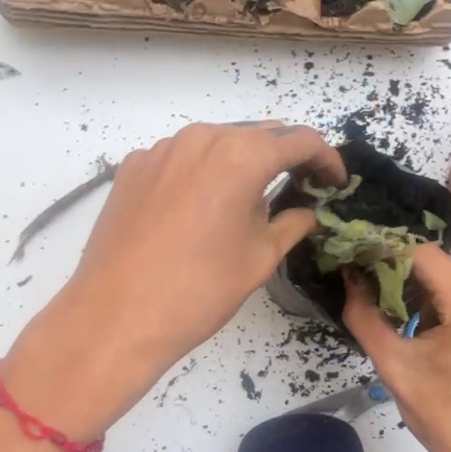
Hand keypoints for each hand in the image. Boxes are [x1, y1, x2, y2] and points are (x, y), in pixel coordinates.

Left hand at [5, 122, 344, 438]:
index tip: (335, 181)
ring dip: (243, 162)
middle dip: (285, 157)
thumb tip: (308, 212)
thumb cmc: (199, 291)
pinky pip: (182, 157)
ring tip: (251, 198)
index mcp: (241, 156)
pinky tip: (203, 207)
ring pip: (217, 142)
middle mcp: (201, 139)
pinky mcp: (133, 167)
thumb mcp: (260, 258)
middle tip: (301, 188)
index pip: (300, 140)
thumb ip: (292, 224)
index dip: (326, 158)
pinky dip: (203, 172)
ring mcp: (162, 150)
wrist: (115, 317)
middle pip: (258, 135)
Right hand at [344, 244, 450, 451]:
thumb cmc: (447, 420)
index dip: (384, 254)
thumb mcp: (396, 368)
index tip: (356, 266)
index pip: (420, 254)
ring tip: (400, 322)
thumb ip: (366, 316)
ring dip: (422, 292)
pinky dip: (445, 303)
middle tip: (370, 298)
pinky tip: (429, 330)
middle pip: (437, 265)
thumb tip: (349, 276)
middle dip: (400, 277)